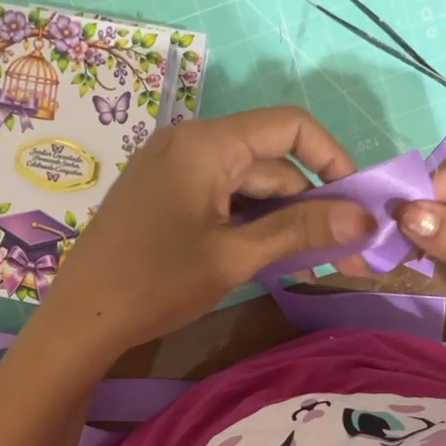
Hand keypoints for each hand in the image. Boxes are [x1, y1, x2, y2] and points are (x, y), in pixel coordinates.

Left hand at [37, 107, 374, 359]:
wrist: (80, 319)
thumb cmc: (157, 283)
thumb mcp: (235, 256)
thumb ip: (301, 230)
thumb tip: (365, 219)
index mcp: (207, 143)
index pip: (290, 125)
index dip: (332, 158)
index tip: (356, 203)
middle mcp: (189, 142)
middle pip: (269, 161)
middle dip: (309, 205)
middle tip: (344, 255)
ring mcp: (170, 168)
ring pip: (244, 183)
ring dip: (280, 219)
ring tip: (311, 263)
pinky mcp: (160, 195)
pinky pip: (218, 197)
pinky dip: (246, 222)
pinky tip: (267, 256)